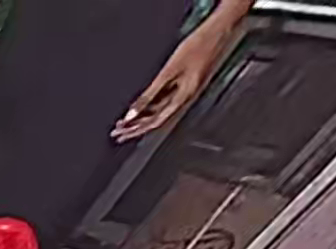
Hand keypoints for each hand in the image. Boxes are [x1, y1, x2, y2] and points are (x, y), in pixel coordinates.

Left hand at [112, 24, 230, 141]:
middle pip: (155, 118)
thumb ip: (148, 96)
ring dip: (139, 117)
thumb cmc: (198, 44)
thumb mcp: (167, 73)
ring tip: (122, 123)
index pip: (155, 122)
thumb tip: (131, 115)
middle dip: (134, 127)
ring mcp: (183, 89)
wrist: (218, 26)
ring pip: (157, 109)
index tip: (122, 135)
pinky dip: (147, 105)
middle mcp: (184, 96)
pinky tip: (136, 108)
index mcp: (183, 97)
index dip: (137, 130)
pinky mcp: (182, 82)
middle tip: (117, 133)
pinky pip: (162, 99)